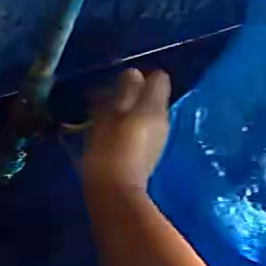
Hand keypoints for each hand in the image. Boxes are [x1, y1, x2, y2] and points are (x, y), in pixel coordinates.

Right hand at [80, 67, 171, 193]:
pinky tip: (110, 138)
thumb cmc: (108, 151)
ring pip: (145, 113)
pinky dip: (128, 128)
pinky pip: (141, 129)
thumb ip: (123, 92)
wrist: (115, 191)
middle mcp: (162, 118)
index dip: (137, 78)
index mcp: (153, 107)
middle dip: (129, 96)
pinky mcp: (150, 152)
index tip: (115, 87)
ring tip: (102, 122)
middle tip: (102, 104)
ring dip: (126, 113)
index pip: (158, 78)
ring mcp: (158, 137)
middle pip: (151, 96)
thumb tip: (132, 73)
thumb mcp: (110, 117)